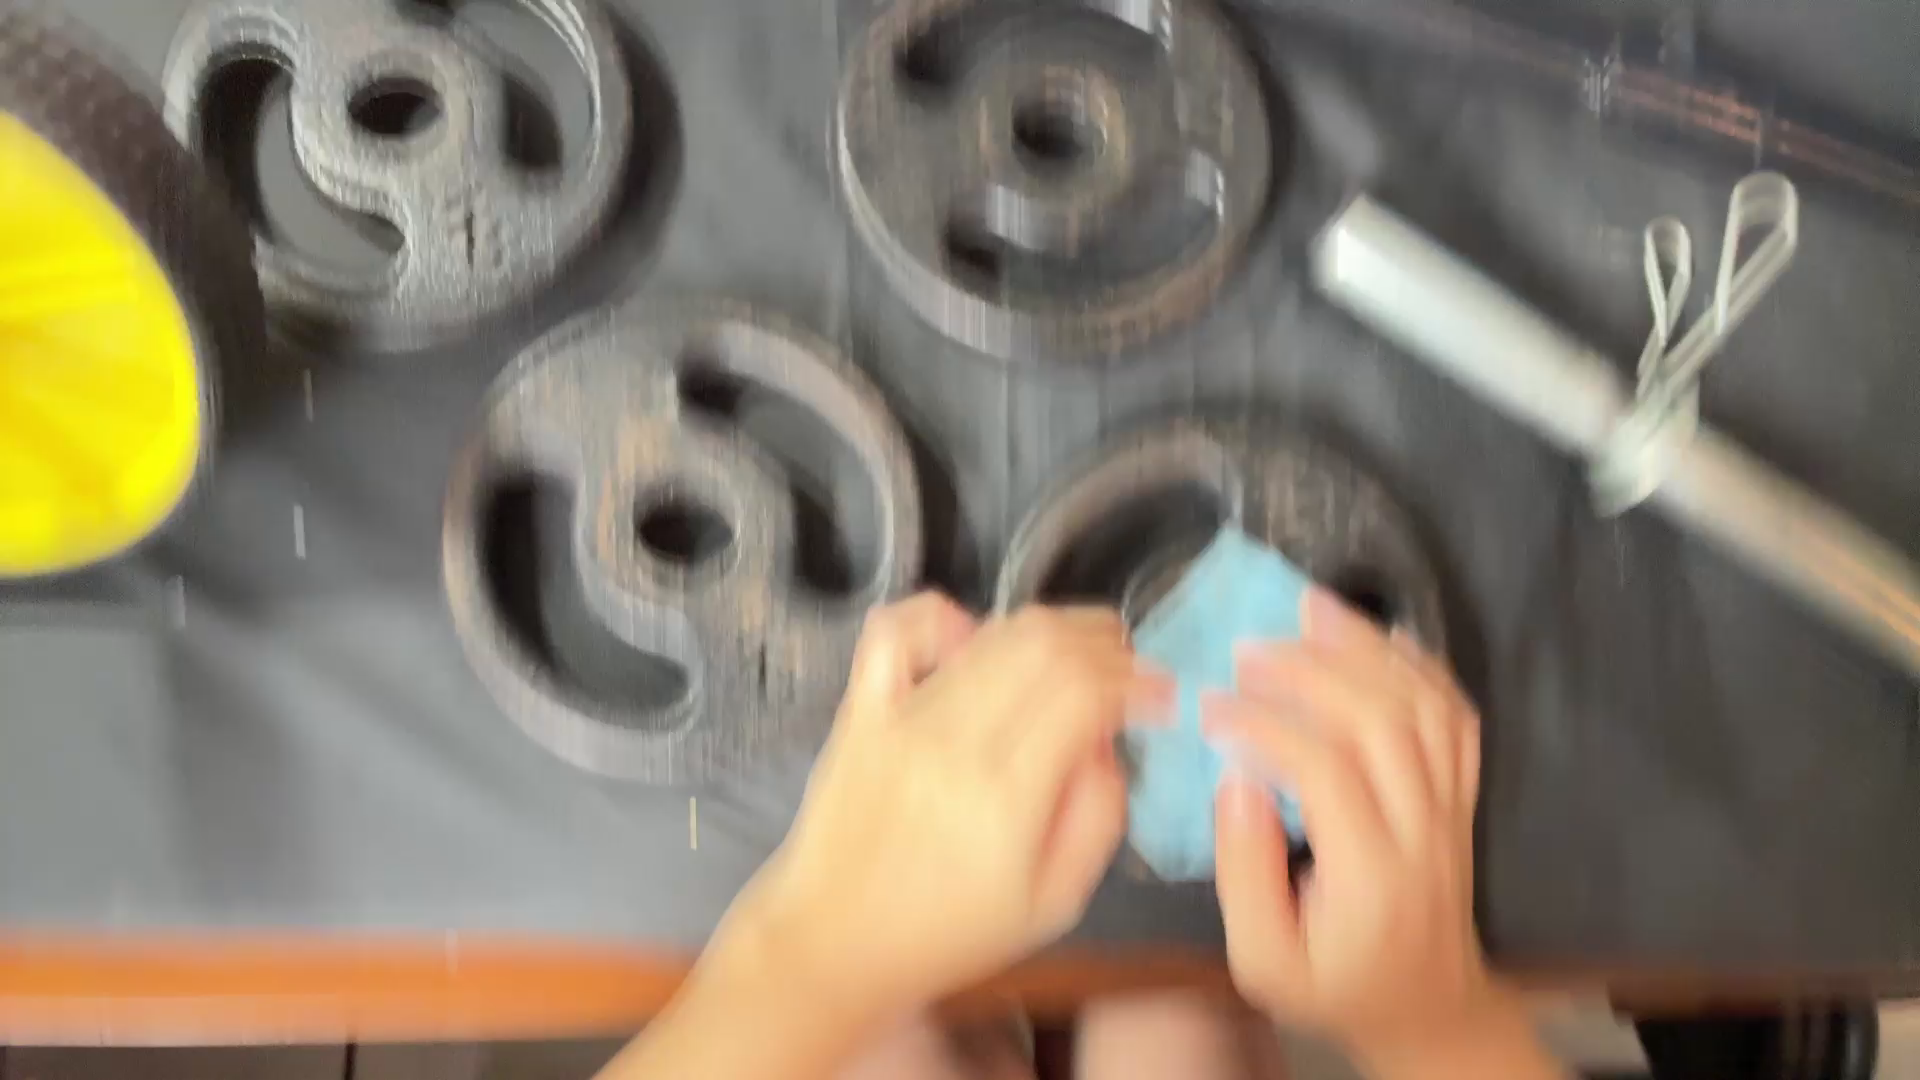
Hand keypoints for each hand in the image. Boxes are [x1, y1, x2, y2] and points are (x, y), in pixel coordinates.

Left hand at [717, 593, 1170, 1017]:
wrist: (833, 940)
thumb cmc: (948, 931)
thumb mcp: (1053, 903)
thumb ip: (1099, 814)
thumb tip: (1105, 736)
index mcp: (1005, 795)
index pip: (1084, 690)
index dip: (1134, 678)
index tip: (1157, 693)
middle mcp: (953, 739)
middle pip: (1043, 645)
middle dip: (1102, 640)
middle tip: (1125, 662)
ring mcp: (900, 715)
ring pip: (989, 631)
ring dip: (1047, 626)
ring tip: (1073, 647)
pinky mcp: (862, 707)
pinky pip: (897, 630)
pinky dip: (940, 615)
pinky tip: (969, 634)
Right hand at [1205, 589, 1510, 1061]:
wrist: (1430, 1009)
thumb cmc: (1333, 984)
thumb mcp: (1263, 961)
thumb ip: (1243, 874)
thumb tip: (1235, 780)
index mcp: (1372, 873)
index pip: (1325, 771)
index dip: (1263, 726)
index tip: (1208, 708)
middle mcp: (1424, 830)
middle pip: (1382, 722)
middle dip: (1310, 670)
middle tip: (1250, 648)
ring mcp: (1451, 807)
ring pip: (1423, 707)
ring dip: (1366, 649)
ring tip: (1311, 607)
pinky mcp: (1459, 794)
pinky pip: (1455, 717)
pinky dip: (1421, 666)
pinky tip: (1382, 634)